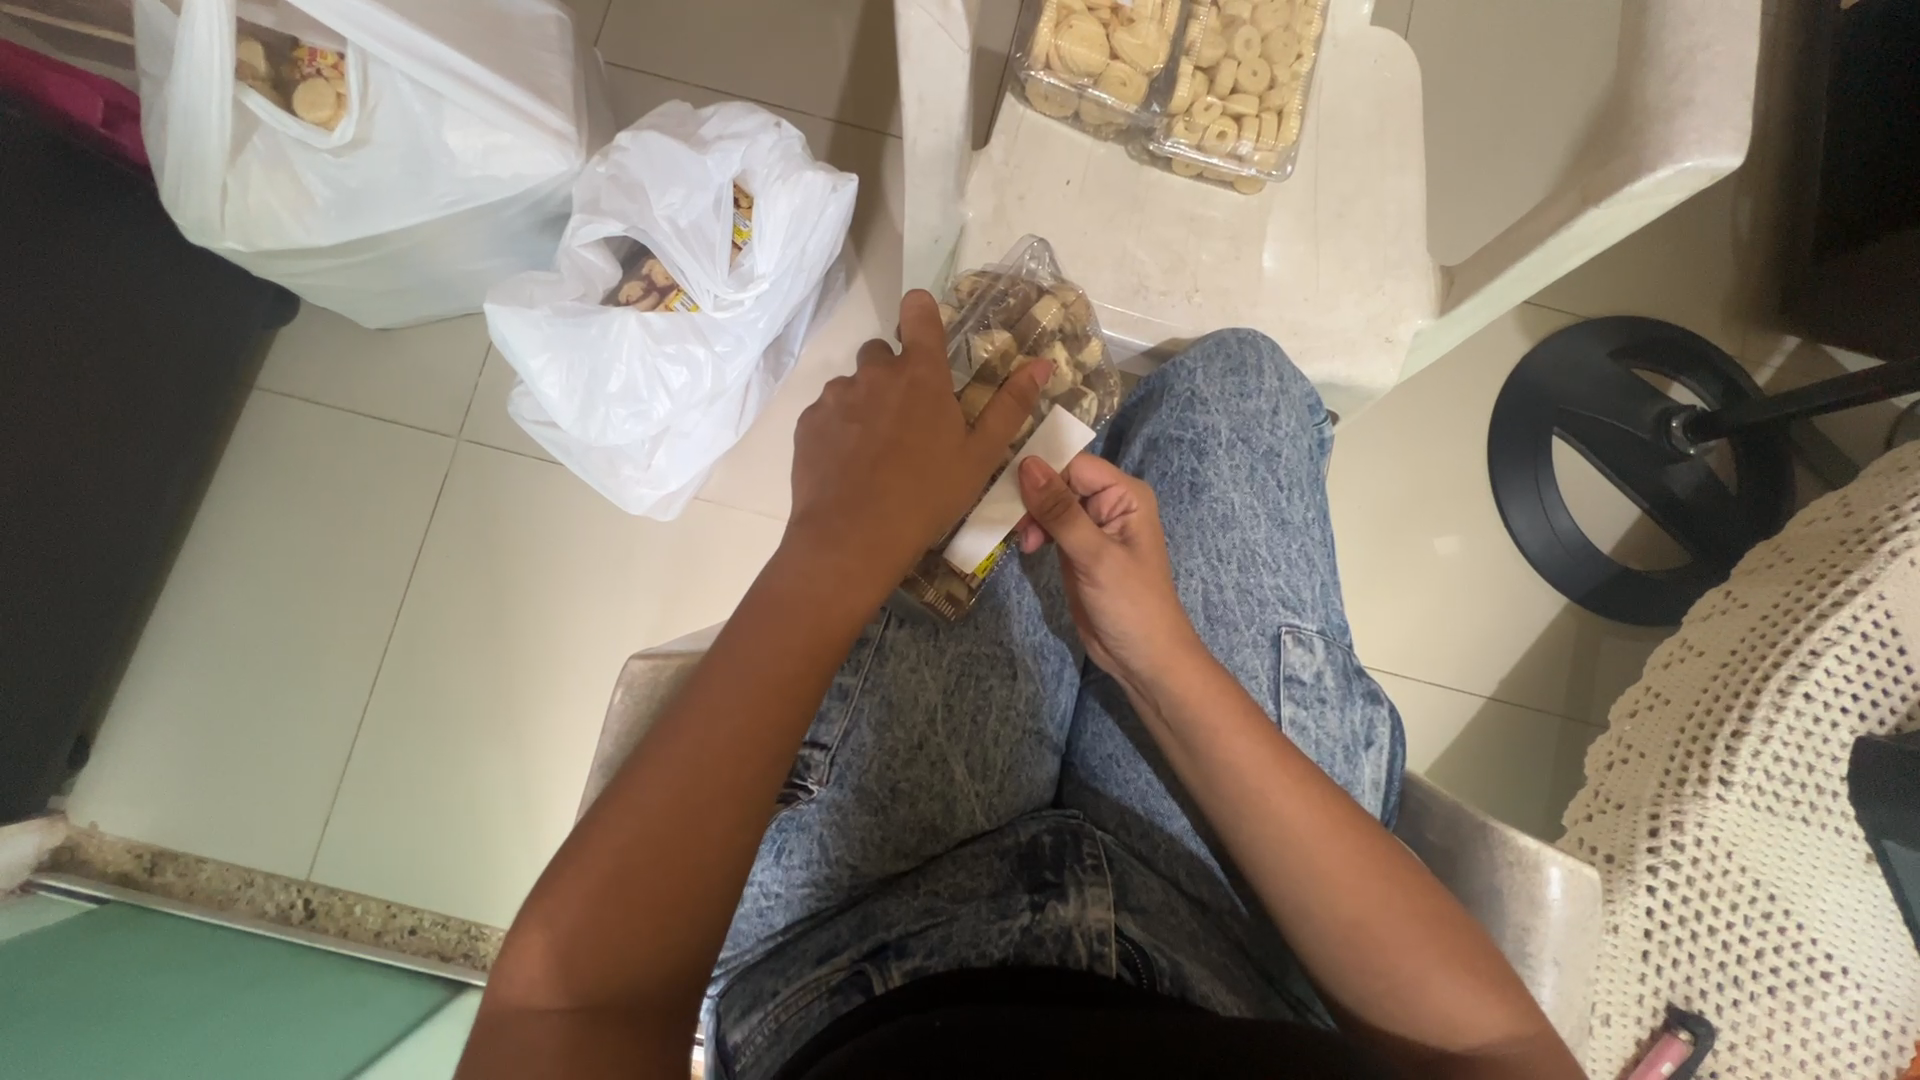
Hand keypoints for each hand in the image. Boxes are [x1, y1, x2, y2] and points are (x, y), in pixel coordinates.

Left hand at [785, 289, 1047, 596]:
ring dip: (865, 404)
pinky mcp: (809, 422)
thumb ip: (1010, 406)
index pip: (918, 311)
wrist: (854, 537)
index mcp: (921, 374)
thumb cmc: (927, 496)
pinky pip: (827, 413)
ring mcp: (836, 396)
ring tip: (876, 451)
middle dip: (894, 376)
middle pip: (882, 353)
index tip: (925, 330)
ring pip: (853, 385)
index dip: (922, 312)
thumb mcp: (980, 457)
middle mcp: (875, 373)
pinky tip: (850, 466)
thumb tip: (1041, 364)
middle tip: (908, 422)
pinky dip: (839, 430)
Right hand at [1016, 454, 1202, 690]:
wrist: (1143, 658)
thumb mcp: (1095, 556)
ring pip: (1050, 504)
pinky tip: (1026, 548)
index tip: (1010, 492)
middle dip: (1033, 497)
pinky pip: (1049, 527)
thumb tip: (1027, 464)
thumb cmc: (1130, 604)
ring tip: (1024, 544)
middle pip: (1060, 481)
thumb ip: (1060, 511)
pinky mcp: (1077, 549)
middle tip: (1014, 525)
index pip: (1075, 465)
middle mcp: (1109, 503)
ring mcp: (1092, 527)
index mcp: (1125, 494)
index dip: (1043, 473)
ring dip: (1030, 517)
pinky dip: (1034, 532)